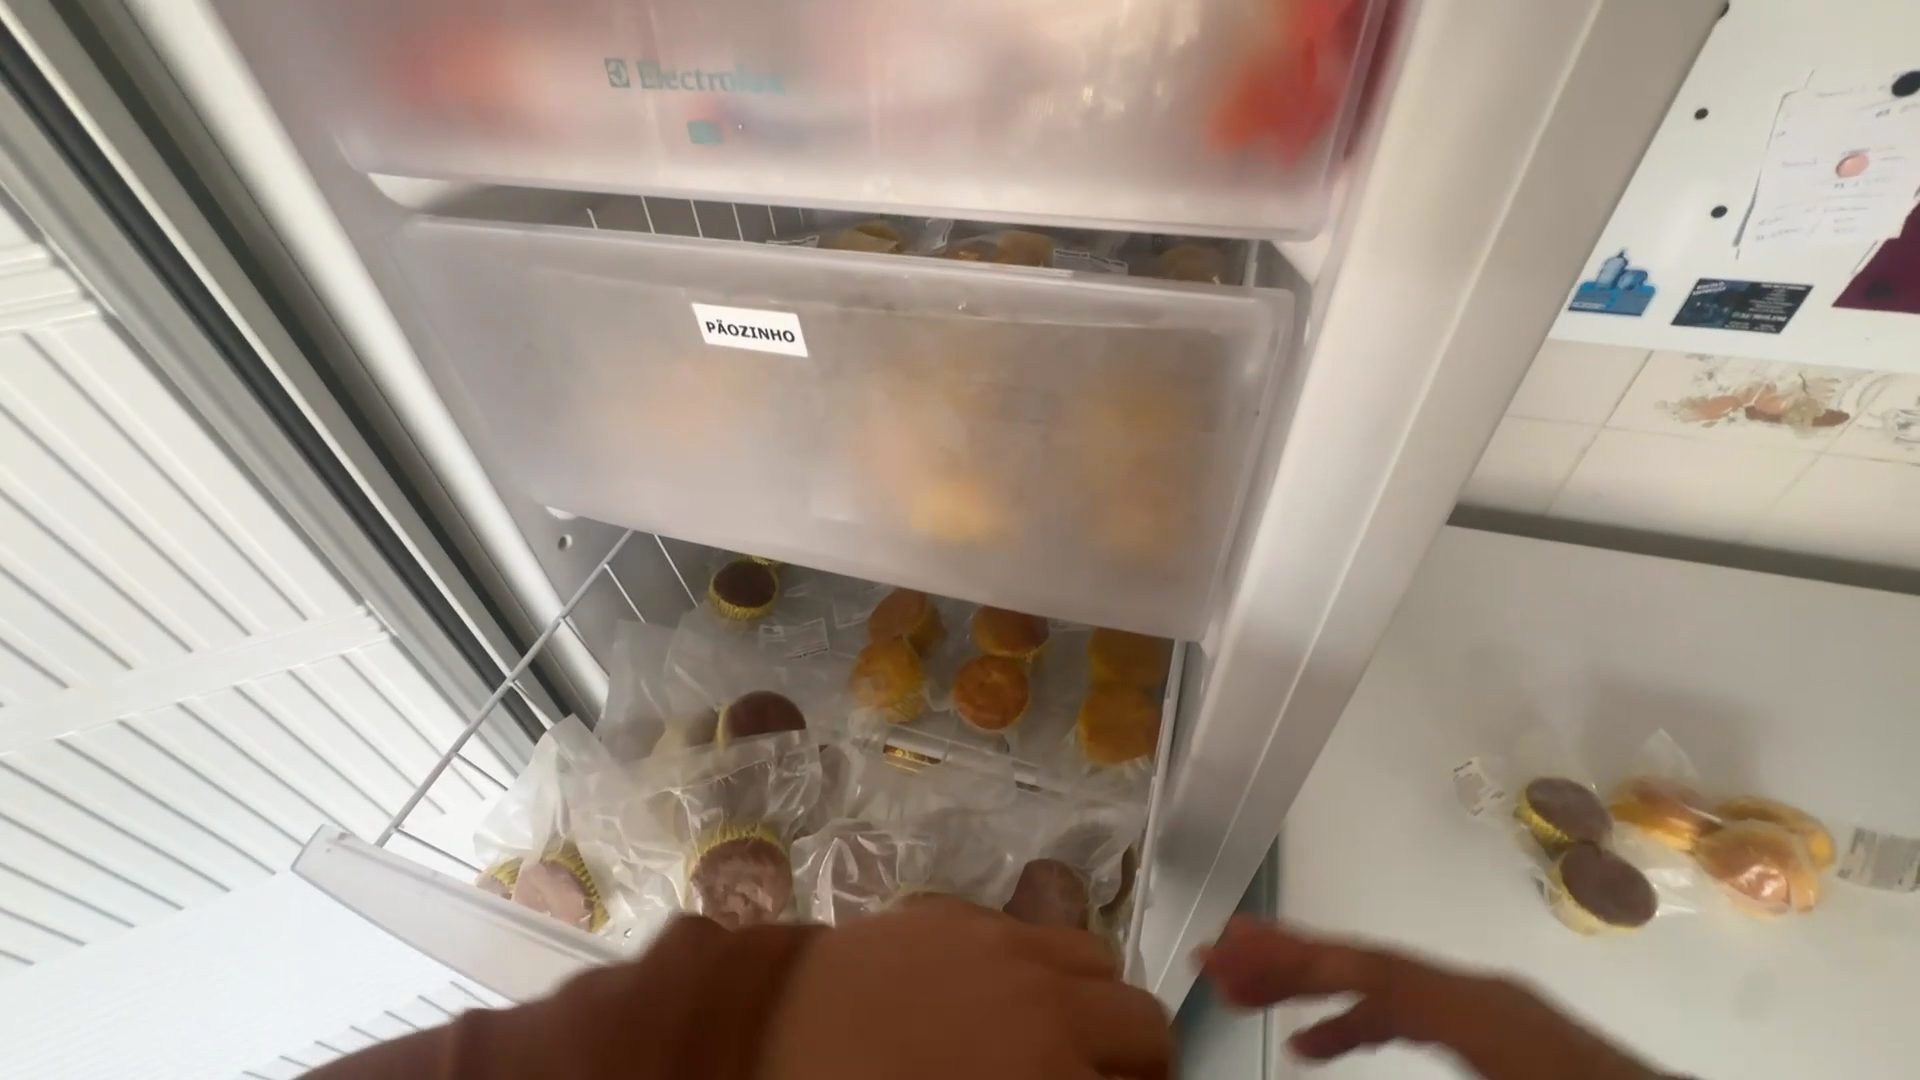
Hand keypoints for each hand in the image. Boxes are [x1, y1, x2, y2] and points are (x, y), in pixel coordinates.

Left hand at [761, 898, 1171, 1079]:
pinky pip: (1031, 931)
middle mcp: (1047, 1000)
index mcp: (1049, 1071)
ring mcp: (1005, 943)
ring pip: (1096, 957)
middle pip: (1145, 1022)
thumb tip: (1067, 1074)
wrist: (772, 1036)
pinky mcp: (961, 912)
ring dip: (1093, 1001)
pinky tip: (993, 992)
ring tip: (1054, 1032)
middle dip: (1135, 1062)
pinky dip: (1038, 963)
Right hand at [1198, 917, 1664, 1079]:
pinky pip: (1407, 1012)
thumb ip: (1404, 1019)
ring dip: (1307, 986)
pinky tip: (1312, 1042)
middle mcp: (1480, 991)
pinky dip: (1352, 1018)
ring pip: (1379, 982)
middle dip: (1285, 959)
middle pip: (1364, 960)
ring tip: (1241, 992)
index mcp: (1482, 1007)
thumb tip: (1306, 1046)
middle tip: (1214, 958)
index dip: (1295, 958)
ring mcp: (1488, 1007)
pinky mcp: (1494, 1030)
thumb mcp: (1499, 1072)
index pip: (1370, 968)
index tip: (1232, 952)